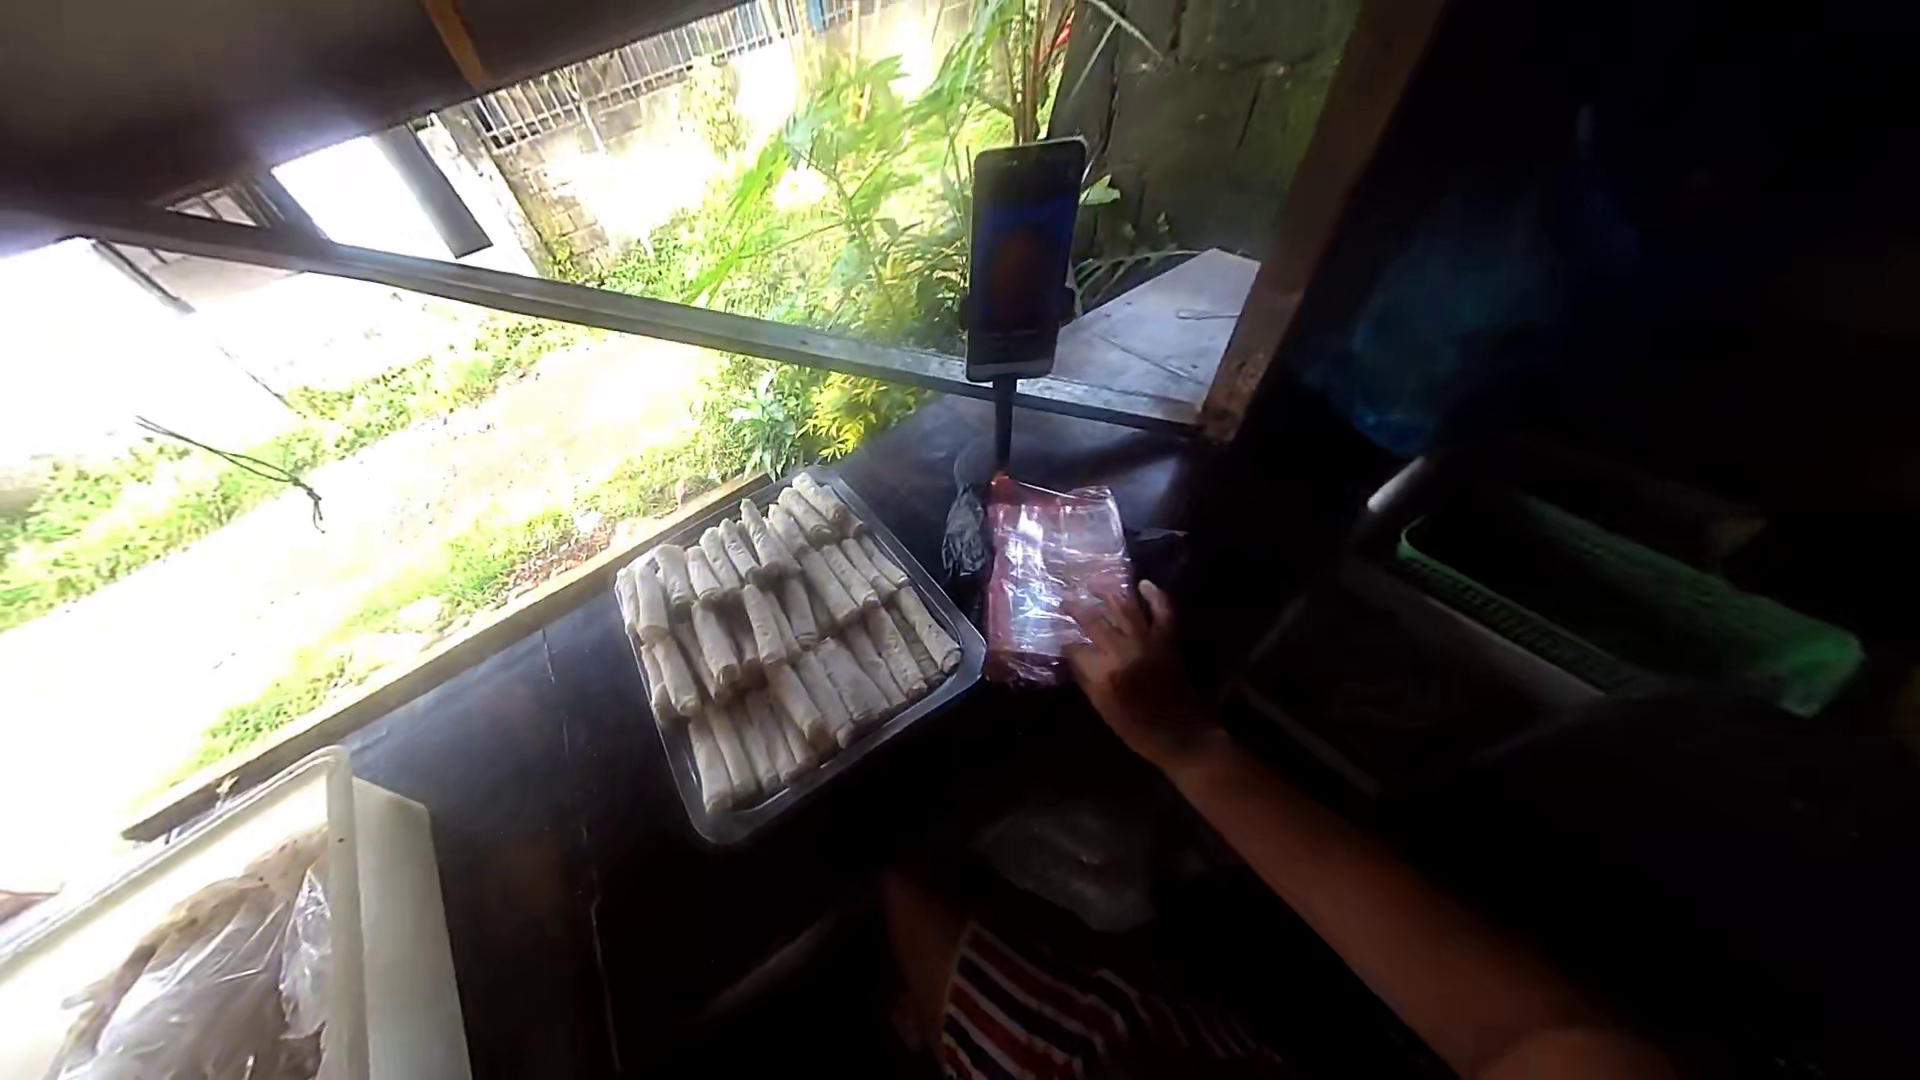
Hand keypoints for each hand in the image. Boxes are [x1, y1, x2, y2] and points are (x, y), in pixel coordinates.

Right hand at [1067, 580, 1218, 771]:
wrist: (1181, 735)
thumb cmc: (1137, 728)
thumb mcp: (1102, 707)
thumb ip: (1085, 678)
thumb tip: (1070, 657)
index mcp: (1104, 671)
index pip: (1075, 647)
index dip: (1065, 642)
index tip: (1059, 638)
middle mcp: (1123, 649)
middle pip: (1094, 620)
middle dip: (1076, 608)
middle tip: (1065, 601)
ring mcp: (1148, 641)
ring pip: (1124, 607)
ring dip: (1107, 592)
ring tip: (1092, 584)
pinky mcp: (1168, 640)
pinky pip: (1163, 611)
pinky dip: (1155, 595)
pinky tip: (1143, 584)